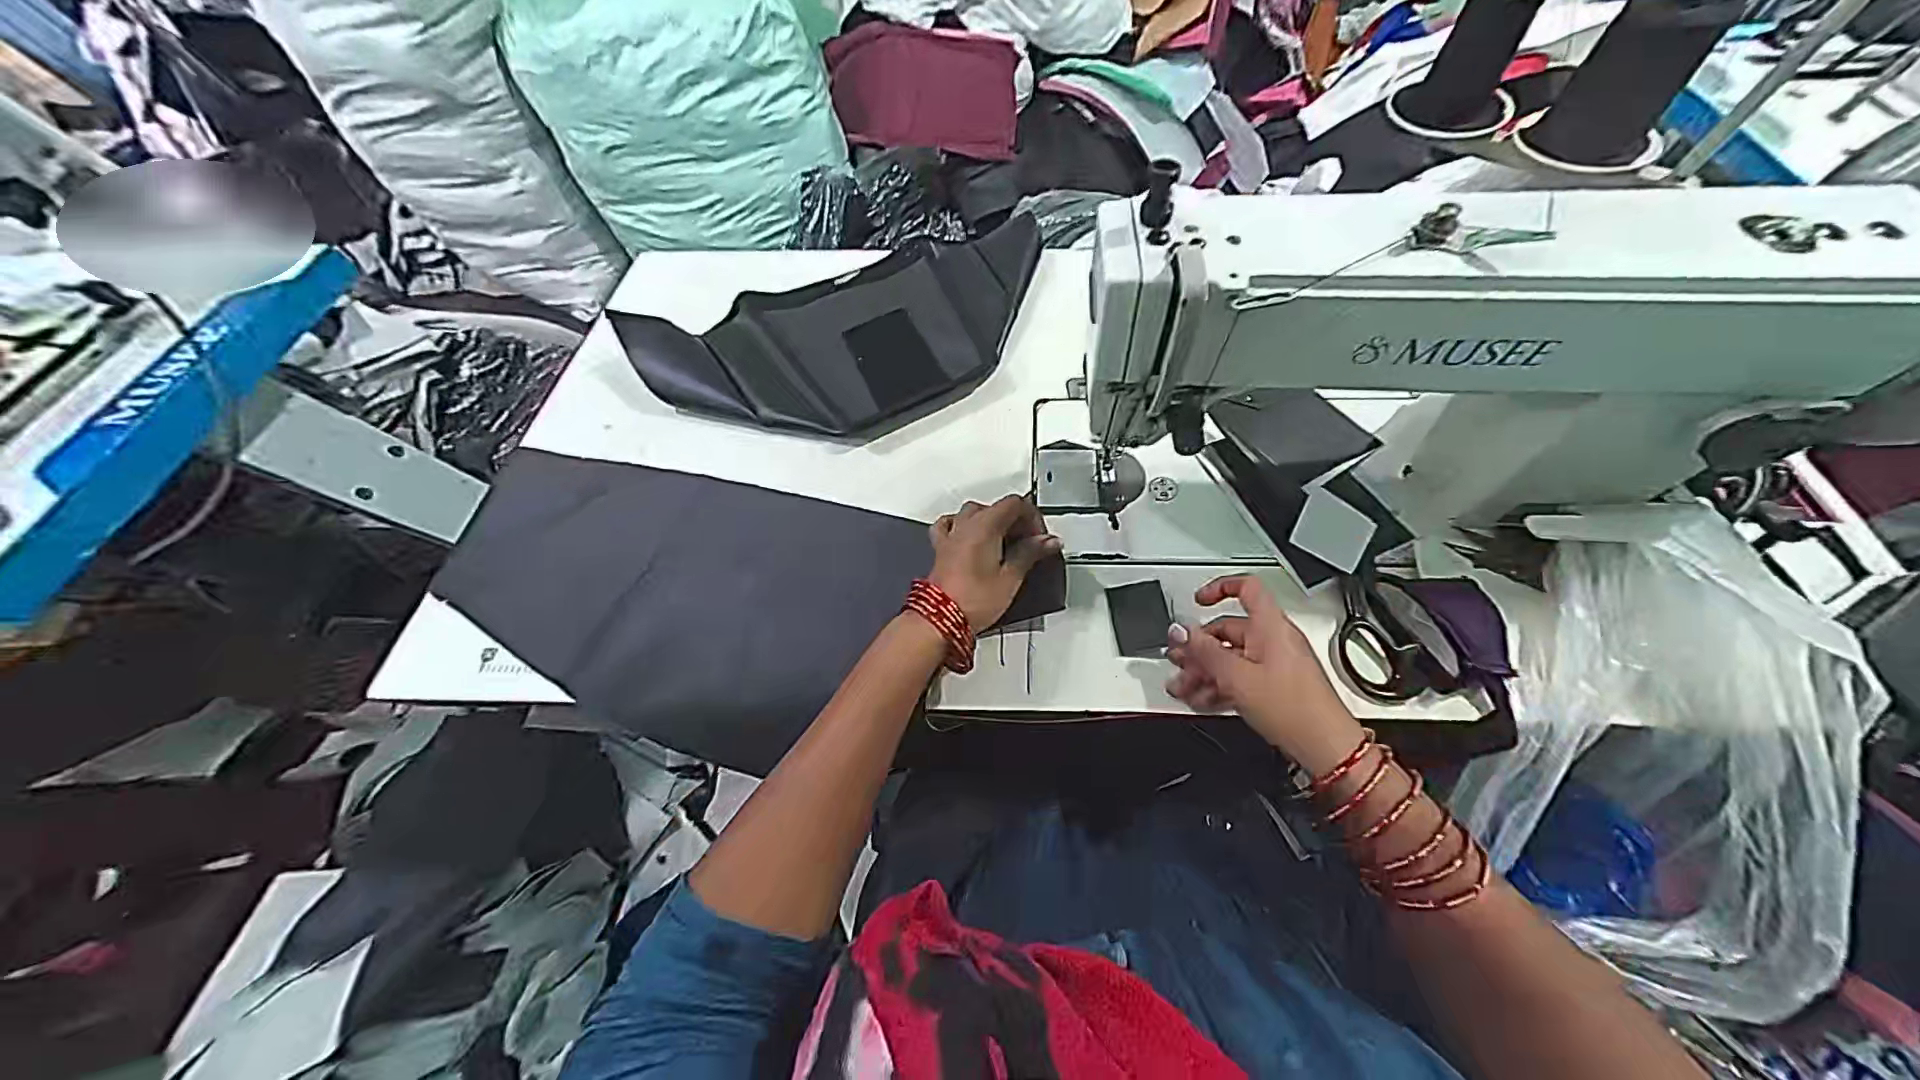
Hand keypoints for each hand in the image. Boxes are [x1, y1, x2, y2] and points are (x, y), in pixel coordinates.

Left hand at [929, 496, 1061, 630]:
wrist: (940, 620)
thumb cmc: (970, 601)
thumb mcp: (1011, 578)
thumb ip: (1030, 553)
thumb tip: (1046, 542)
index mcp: (985, 525)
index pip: (1015, 504)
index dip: (1032, 517)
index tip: (1040, 537)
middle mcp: (965, 525)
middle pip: (996, 507)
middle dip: (1016, 522)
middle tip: (1029, 543)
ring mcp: (950, 536)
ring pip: (974, 514)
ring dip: (992, 523)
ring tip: (1005, 543)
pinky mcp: (941, 550)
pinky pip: (952, 527)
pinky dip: (964, 529)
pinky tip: (972, 540)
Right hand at [1164, 574, 1360, 760]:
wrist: (1325, 746)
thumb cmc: (1296, 710)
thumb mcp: (1237, 677)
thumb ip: (1204, 651)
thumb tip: (1182, 631)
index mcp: (1270, 627)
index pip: (1246, 588)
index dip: (1219, 588)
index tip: (1198, 600)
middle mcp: (1274, 640)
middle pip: (1229, 630)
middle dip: (1199, 646)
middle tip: (1179, 659)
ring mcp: (1275, 663)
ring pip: (1230, 656)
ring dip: (1204, 670)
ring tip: (1185, 685)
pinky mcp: (1275, 685)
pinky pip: (1240, 675)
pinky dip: (1220, 684)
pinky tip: (1203, 698)